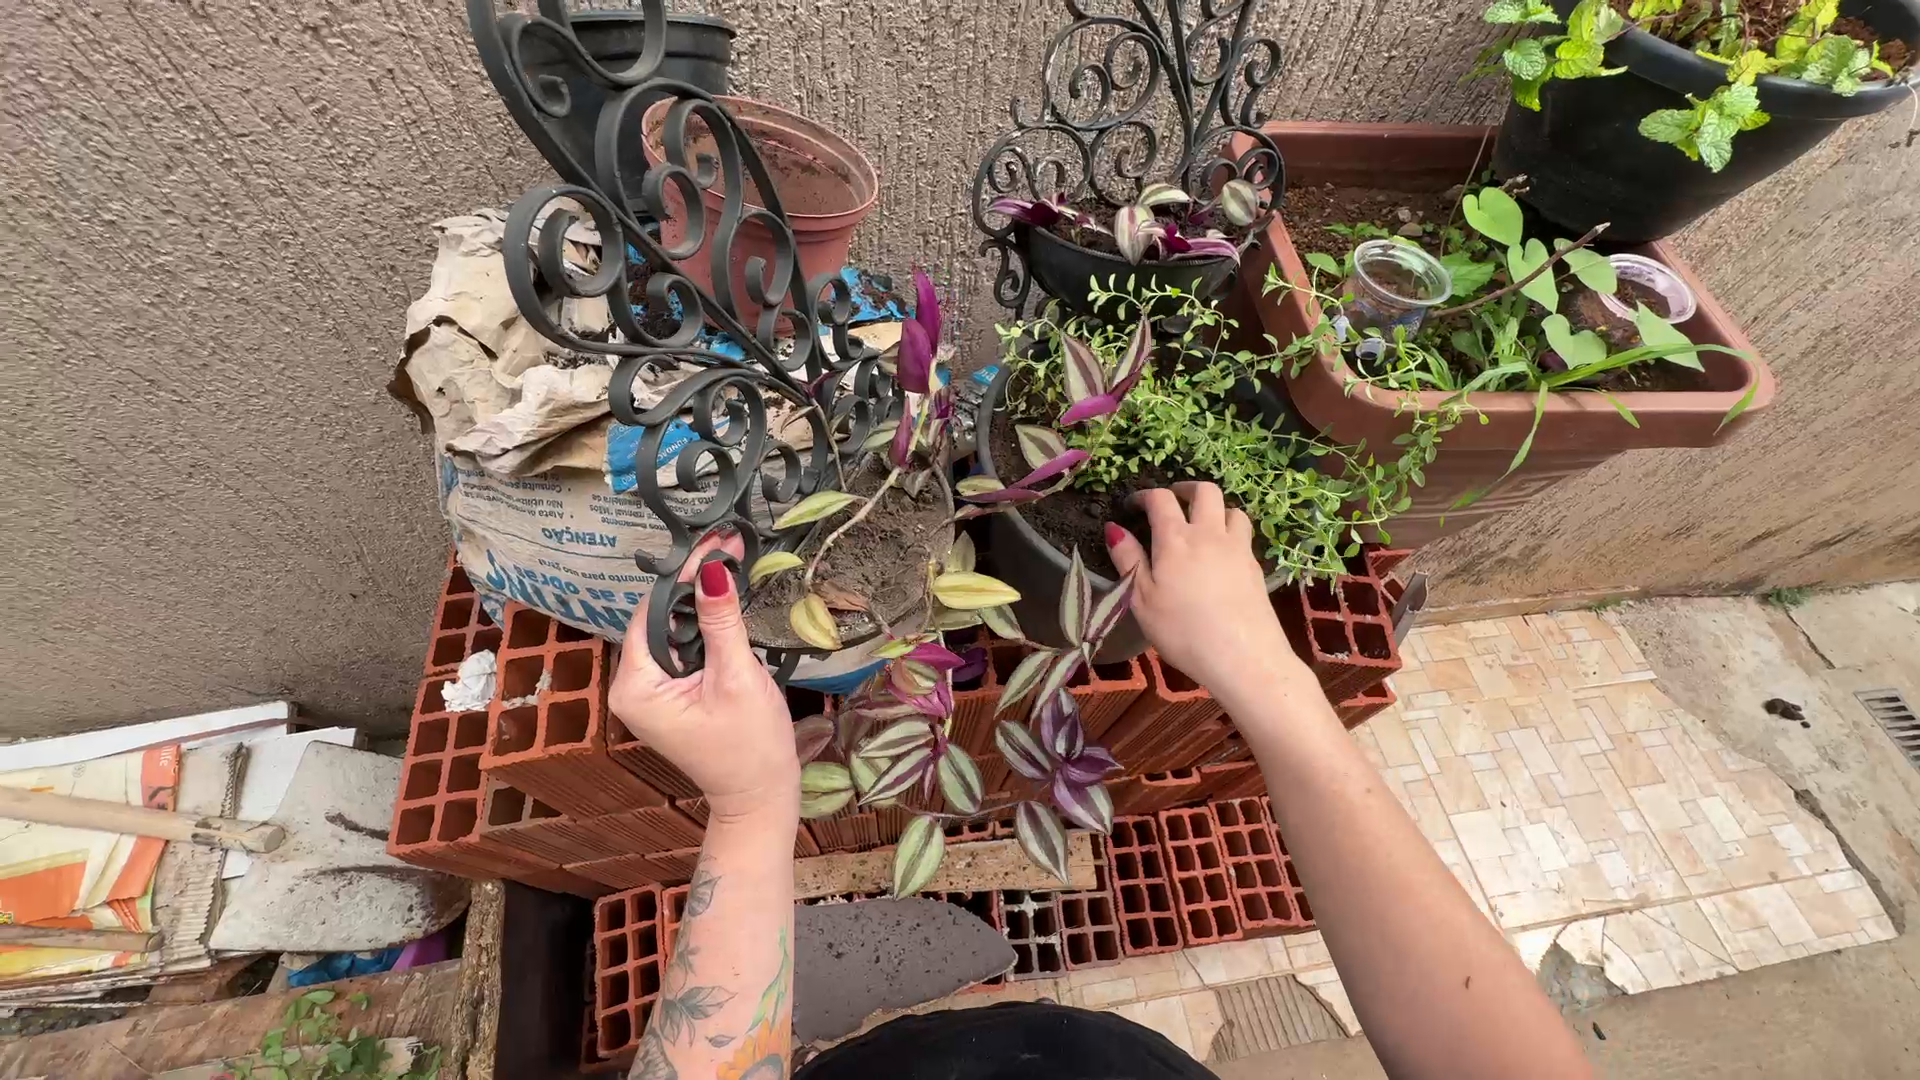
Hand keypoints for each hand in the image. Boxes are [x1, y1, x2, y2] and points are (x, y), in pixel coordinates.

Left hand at [610, 556, 799, 823]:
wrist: (761, 795)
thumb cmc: (749, 743)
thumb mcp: (736, 676)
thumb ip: (720, 621)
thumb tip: (713, 569)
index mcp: (635, 686)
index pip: (652, 612)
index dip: (684, 576)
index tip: (715, 543)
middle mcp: (631, 687)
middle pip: (660, 619)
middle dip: (694, 583)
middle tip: (728, 546)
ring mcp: (650, 693)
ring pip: (672, 631)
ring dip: (700, 602)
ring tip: (729, 562)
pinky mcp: (671, 695)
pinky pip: (682, 649)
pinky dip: (703, 626)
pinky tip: (725, 601)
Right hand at [1105, 482, 1304, 695]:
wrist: (1244, 657)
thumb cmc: (1182, 631)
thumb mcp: (1141, 599)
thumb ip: (1127, 559)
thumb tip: (1114, 528)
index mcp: (1175, 539)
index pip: (1160, 499)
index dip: (1144, 496)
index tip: (1132, 506)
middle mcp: (1209, 534)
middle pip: (1205, 492)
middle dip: (1185, 489)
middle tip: (1172, 500)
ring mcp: (1238, 548)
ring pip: (1232, 509)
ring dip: (1215, 509)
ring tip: (1202, 524)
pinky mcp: (1255, 567)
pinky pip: (1244, 535)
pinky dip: (1230, 532)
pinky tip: (1221, 554)